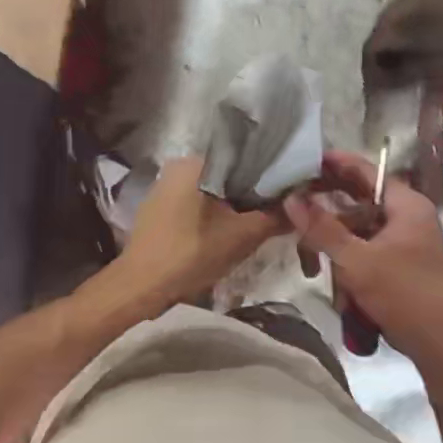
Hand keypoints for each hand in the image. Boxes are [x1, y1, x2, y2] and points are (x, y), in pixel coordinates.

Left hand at [106, 156, 285, 314]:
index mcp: (194, 163)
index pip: (244, 157)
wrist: (142, 285)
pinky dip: (214, 216)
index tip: (292, 192)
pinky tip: (230, 232)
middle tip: (280, 211)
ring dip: (234, 207)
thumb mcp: (243, 235)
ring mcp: (164, 189)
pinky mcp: (158, 210)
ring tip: (261, 223)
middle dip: (252, 194)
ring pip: (212, 193)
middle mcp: (176, 168)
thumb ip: (274, 216)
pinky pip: (195, 205)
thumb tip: (300, 206)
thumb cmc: (192, 253)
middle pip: (228, 176)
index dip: (271, 175)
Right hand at [282, 151, 442, 366]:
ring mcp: (403, 242)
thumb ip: (321, 227)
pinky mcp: (397, 264)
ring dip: (331, 245)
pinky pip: (362, 251)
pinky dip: (344, 262)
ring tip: (310, 265)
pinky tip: (332, 281)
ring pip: (355, 230)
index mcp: (407, 207)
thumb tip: (290, 197)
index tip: (300, 160)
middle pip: (356, 201)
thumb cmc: (405, 296)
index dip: (333, 164)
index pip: (366, 171)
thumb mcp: (355, 261)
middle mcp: (407, 217)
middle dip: (324, 213)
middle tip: (290, 211)